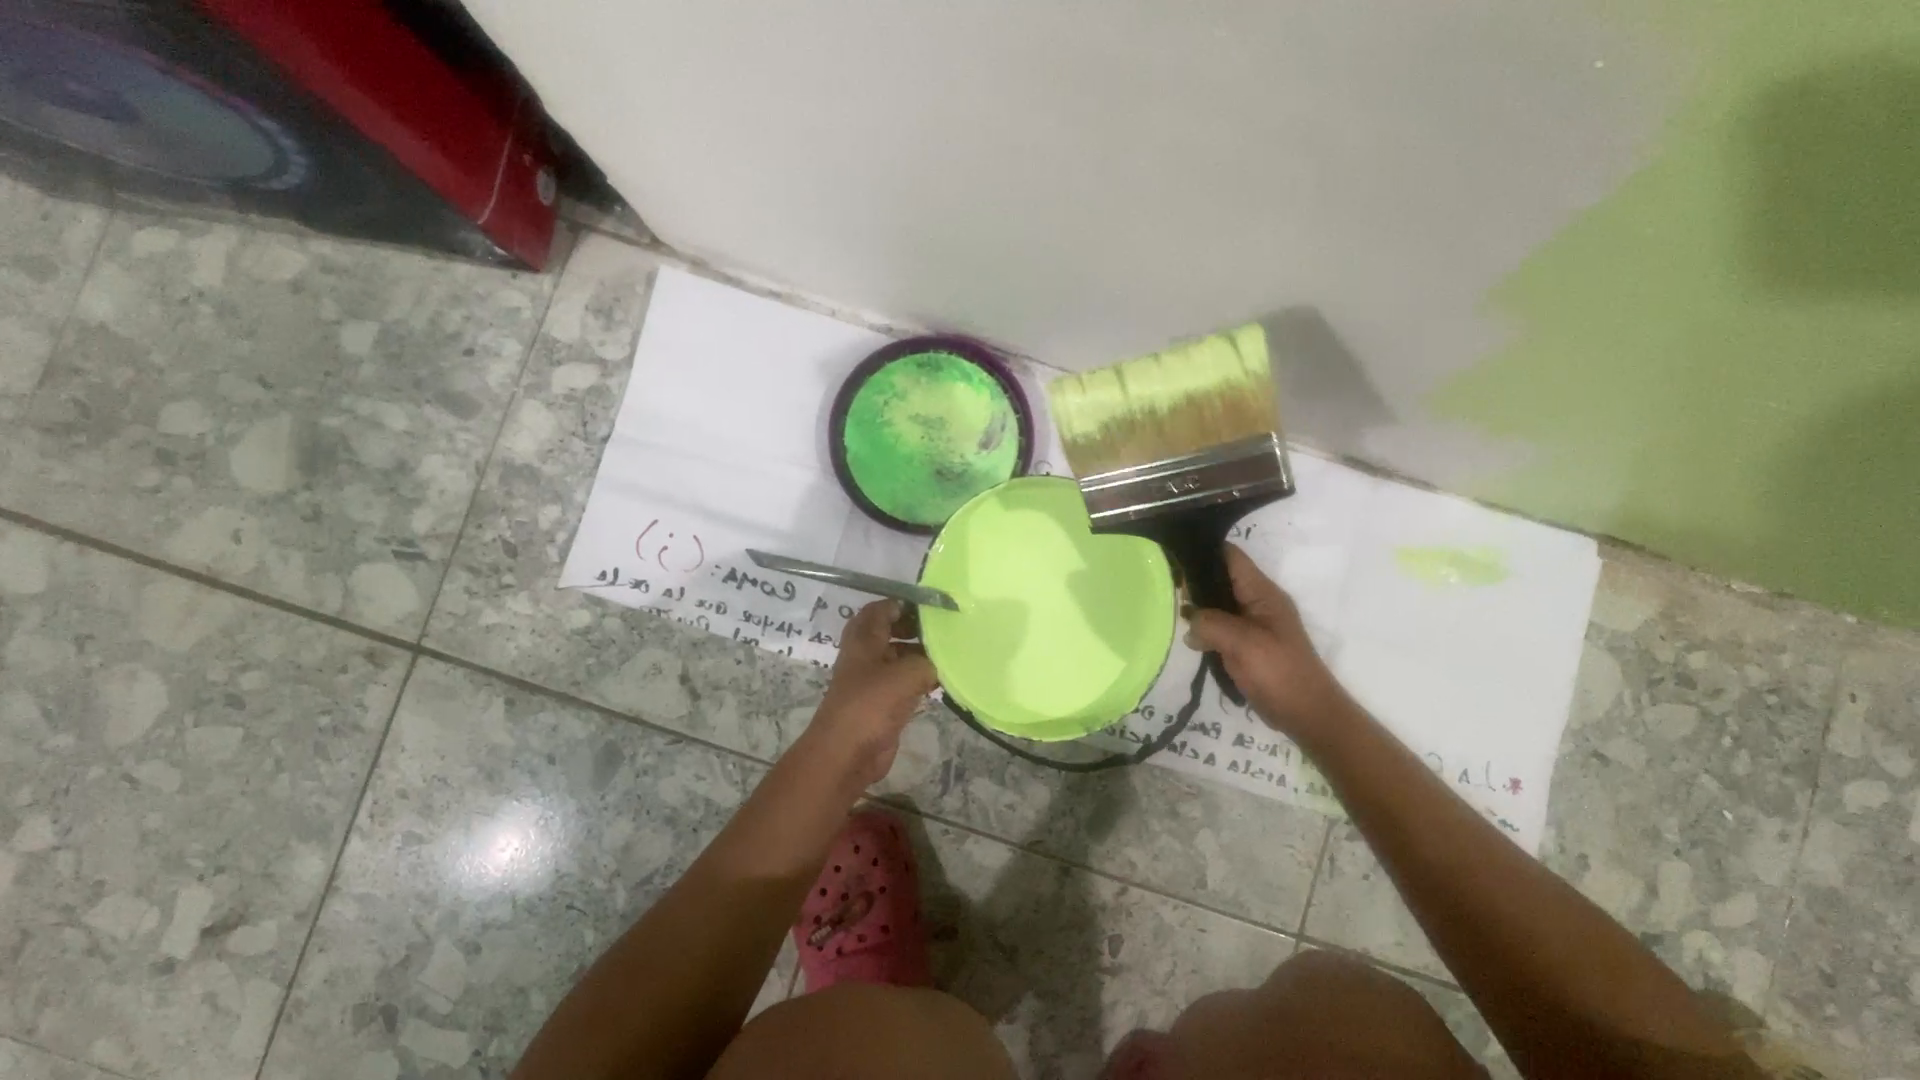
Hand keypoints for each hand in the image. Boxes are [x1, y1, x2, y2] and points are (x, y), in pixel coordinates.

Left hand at [804, 600, 938, 787]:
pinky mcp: (882, 704)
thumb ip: (928, 661)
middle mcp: (866, 656)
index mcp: (864, 640)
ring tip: (950, 655)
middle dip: (915, 629)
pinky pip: (904, 683)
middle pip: (889, 632)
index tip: (932, 608)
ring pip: (898, 659)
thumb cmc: (870, 705)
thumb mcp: (906, 675)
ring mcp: (873, 681)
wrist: (846, 753)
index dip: (903, 604)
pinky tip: (943, 681)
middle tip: (944, 631)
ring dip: (921, 655)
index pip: (880, 609)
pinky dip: (921, 679)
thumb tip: (941, 662)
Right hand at [1185, 544, 1353, 740]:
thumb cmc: (1279, 673)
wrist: (1307, 714)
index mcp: (1262, 593)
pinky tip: (1188, 638)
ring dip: (1198, 608)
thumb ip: (1210, 624)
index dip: (1203, 551)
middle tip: (1162, 588)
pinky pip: (1221, 628)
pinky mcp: (1248, 645)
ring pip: (1218, 605)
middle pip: (1221, 579)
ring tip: (1168, 610)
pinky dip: (1204, 630)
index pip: (1230, 557)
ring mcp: (1253, 625)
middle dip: (1194, 581)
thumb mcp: (1242, 644)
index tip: (1172, 555)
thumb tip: (1190, 624)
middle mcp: (1258, 603)